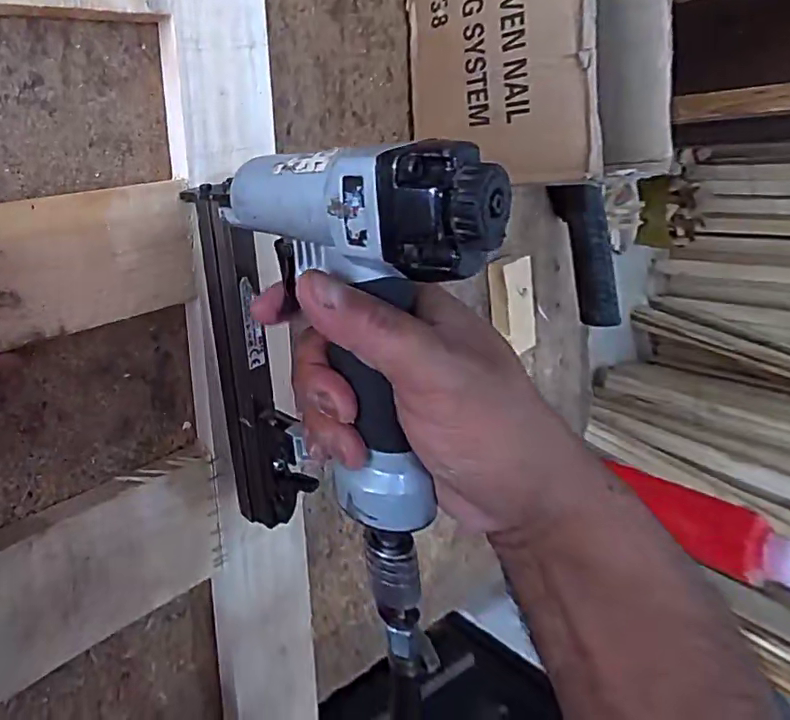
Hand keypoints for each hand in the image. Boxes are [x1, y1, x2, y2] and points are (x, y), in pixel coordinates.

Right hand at [252, 271, 593, 538]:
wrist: (522, 507)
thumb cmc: (497, 428)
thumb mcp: (432, 371)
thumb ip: (371, 327)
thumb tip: (314, 285)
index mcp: (411, 308)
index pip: (344, 282)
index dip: (300, 292)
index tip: (267, 311)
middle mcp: (392, 337)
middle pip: (319, 338)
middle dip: (319, 379)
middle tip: (342, 409)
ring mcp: (383, 380)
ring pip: (320, 380)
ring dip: (325, 416)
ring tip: (353, 444)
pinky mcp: (377, 417)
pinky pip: (331, 415)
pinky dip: (331, 436)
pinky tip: (351, 455)